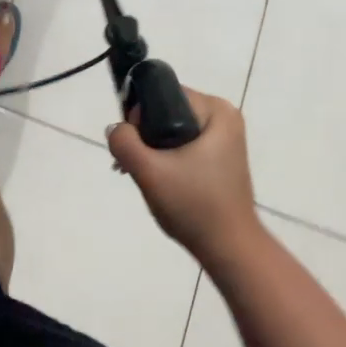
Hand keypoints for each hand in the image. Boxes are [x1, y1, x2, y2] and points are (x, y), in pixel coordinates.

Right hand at [107, 88, 263, 260]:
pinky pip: (187, 147)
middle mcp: (225, 118)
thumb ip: (125, 143)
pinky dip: (170, 161)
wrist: (230, 251)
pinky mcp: (223, 160)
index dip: (141, 116)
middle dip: (147, 138)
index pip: (165, 95)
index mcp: (217, 110)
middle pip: (169, 113)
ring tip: (144, 178)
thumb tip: (115, 128)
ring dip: (156, 152)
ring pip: (176, 132)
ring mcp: (226, 140)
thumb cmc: (194, 206)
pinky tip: (160, 184)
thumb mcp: (151, 172)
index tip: (132, 147)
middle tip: (133, 167)